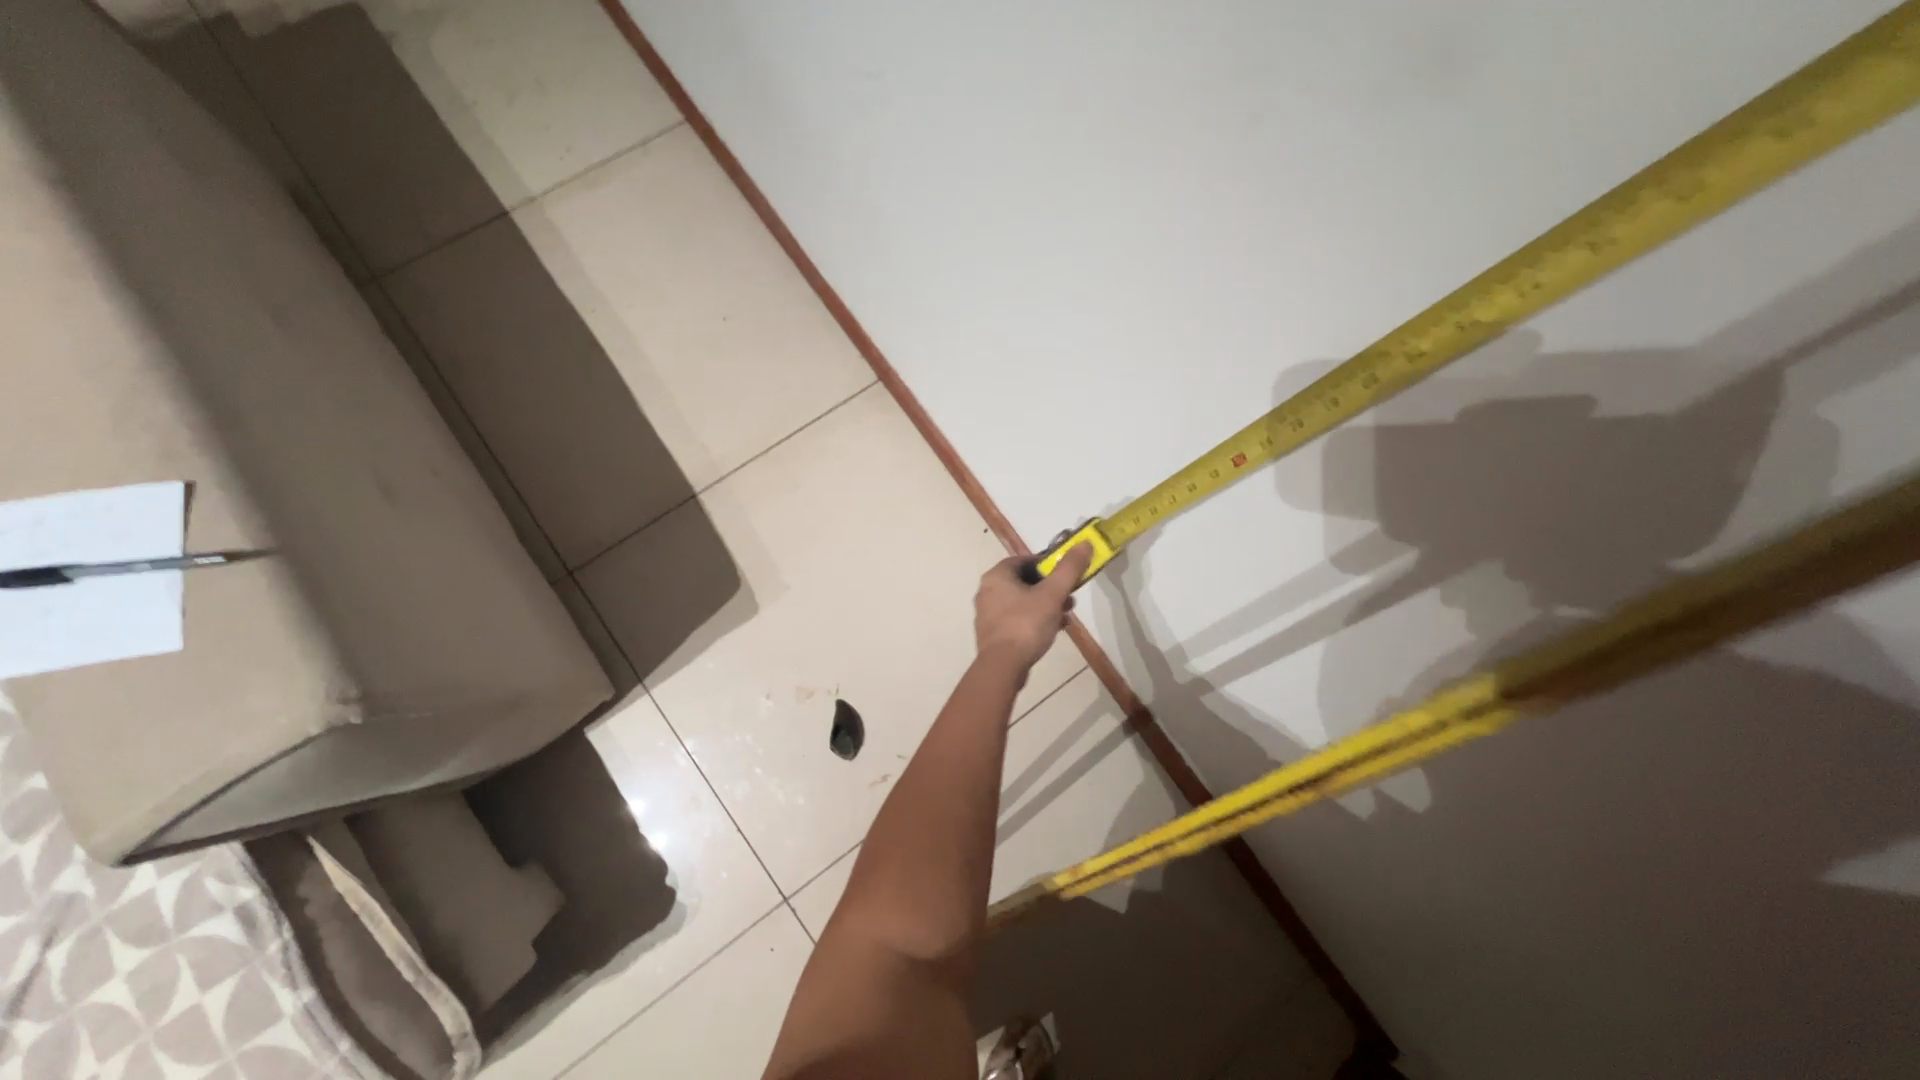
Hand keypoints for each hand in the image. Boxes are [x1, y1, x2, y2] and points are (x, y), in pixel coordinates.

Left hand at [974, 543, 1092, 671]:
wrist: (1003, 666)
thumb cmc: (1026, 624)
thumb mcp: (1052, 594)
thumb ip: (1069, 569)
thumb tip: (1084, 543)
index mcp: (996, 576)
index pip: (1024, 560)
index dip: (1047, 564)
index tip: (1066, 574)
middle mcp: (987, 591)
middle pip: (1024, 581)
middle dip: (1050, 587)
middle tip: (1069, 596)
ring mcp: (988, 614)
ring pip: (1022, 602)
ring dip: (1045, 605)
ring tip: (1066, 615)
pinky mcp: (992, 634)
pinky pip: (1017, 619)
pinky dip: (1034, 620)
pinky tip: (1054, 630)